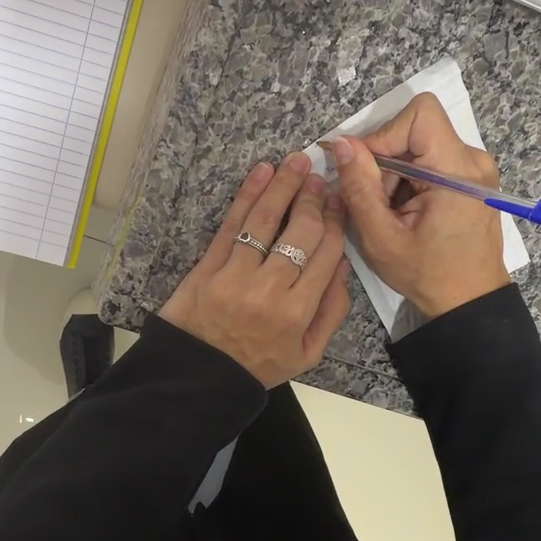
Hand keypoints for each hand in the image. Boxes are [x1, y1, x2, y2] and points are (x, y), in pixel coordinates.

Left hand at [158, 153, 351, 387]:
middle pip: (301, 232)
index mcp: (298, 311)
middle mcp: (270, 290)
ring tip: (296, 162)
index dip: (336, 221)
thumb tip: (342, 264)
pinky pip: (231, 226)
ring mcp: (236, 277)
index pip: (326, 252)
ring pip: (265, 222)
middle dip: (314, 200)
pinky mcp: (208, 269)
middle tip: (320, 178)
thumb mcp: (306, 354)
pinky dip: (247, 196)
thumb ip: (331, 312)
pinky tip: (261, 174)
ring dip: (283, 187)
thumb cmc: (255, 366)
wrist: (198, 377)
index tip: (339, 200)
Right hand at [331, 92, 510, 318]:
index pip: (419, 114)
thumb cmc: (426, 275)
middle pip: (415, 130)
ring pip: (418, 147)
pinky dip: (407, 182)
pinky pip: (429, 162)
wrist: (469, 299)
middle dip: (385, 162)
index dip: (384, 135)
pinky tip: (405, 214)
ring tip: (391, 215)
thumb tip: (340, 144)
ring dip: (393, 176)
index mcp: (457, 170)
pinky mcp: (469, 178)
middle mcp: (472, 159)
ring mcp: (473, 168)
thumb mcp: (381, 237)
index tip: (365, 171)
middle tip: (375, 203)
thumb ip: (359, 187)